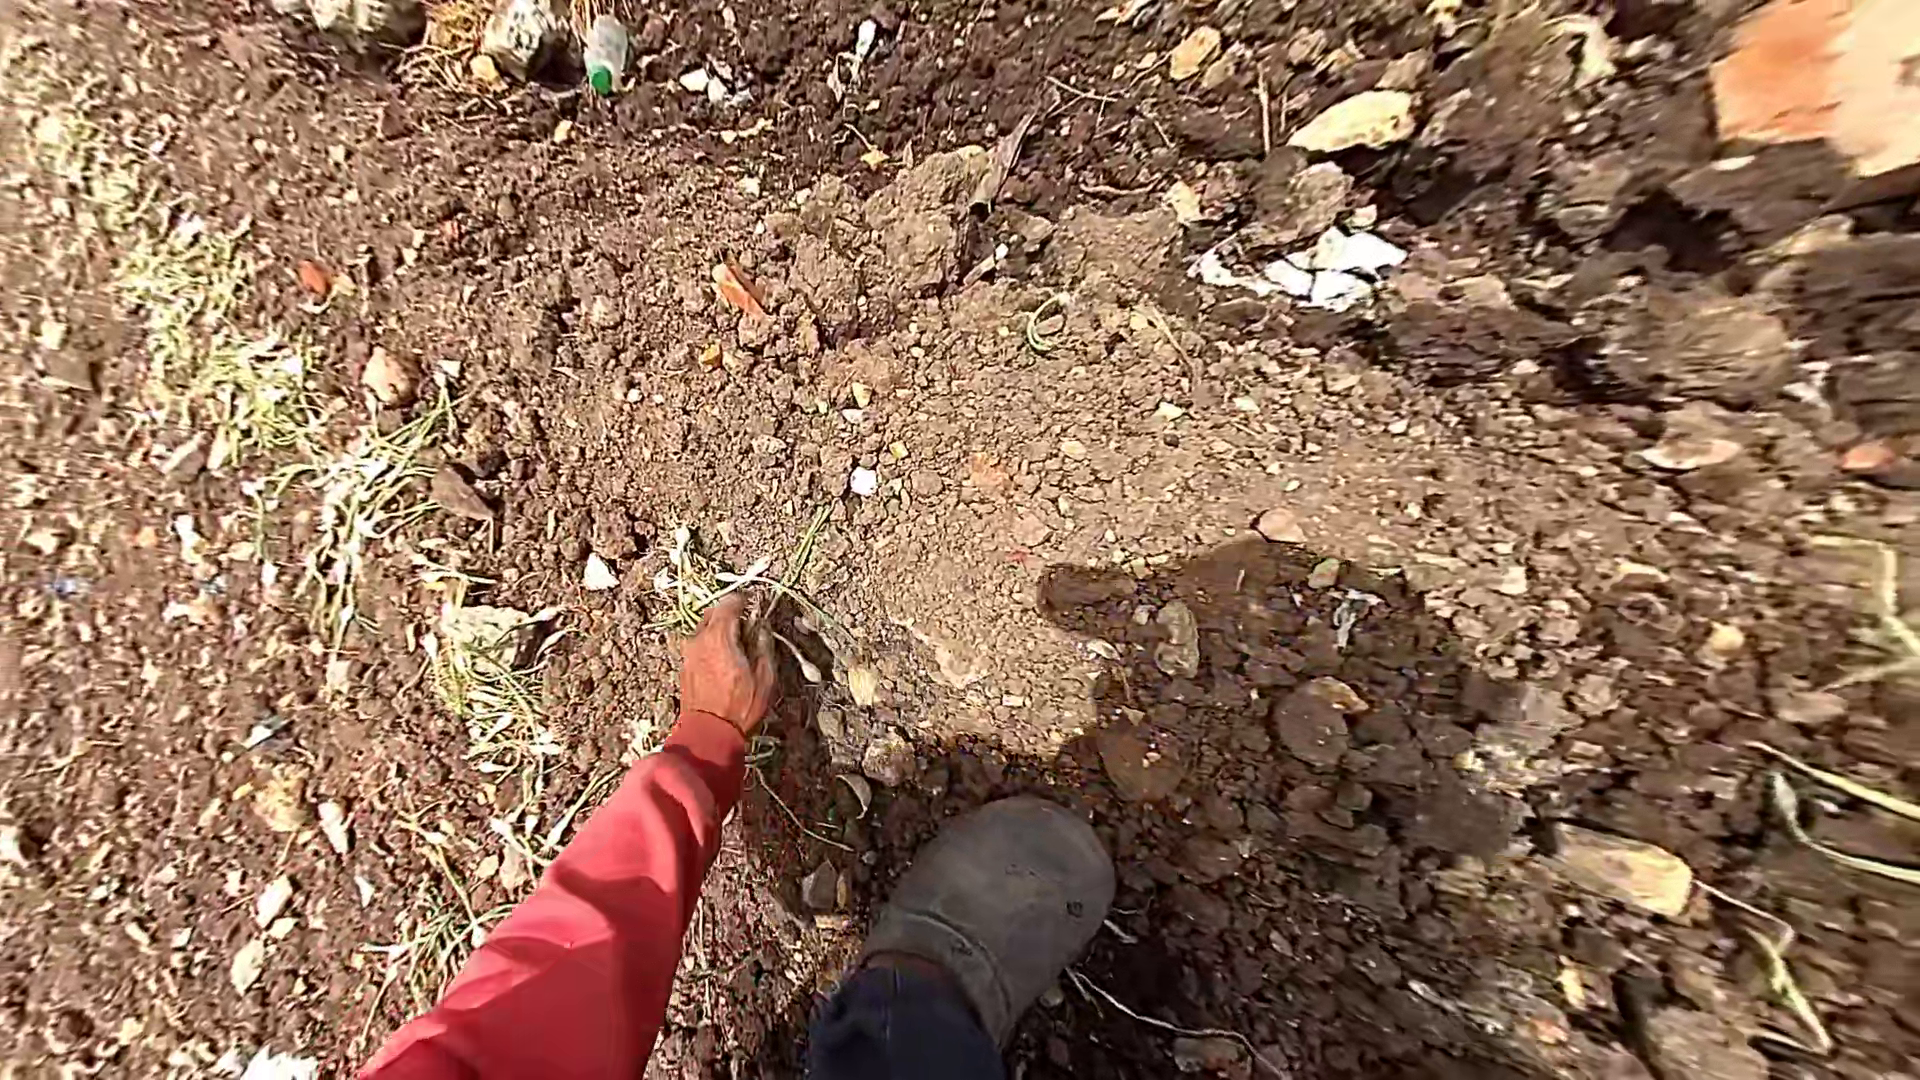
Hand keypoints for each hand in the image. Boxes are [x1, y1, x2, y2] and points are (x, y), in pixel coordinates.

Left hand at [679, 594, 776, 736]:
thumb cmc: (740, 706)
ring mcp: (688, 654)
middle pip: (713, 613)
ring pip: (704, 629)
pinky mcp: (685, 667)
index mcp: (719, 637)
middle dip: (731, 614)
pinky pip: (700, 645)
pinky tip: (725, 659)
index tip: (755, 607)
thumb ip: (763, 644)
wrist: (708, 735)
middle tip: (748, 625)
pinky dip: (712, 644)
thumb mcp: (765, 675)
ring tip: (738, 645)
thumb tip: (762, 627)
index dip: (744, 601)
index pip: (729, 603)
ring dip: (721, 630)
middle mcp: (699, 640)